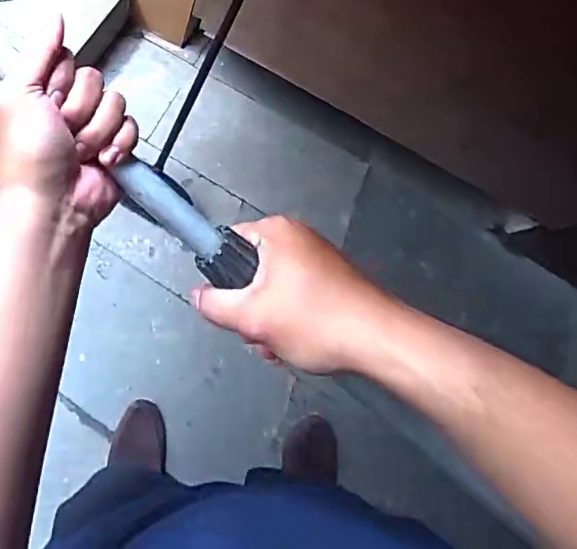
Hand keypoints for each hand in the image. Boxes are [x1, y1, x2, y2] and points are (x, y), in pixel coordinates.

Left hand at [0, 16, 138, 234]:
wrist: (52, 206)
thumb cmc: (27, 160)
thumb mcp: (19, 95)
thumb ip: (38, 53)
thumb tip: (54, 19)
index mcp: (40, 91)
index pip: (67, 59)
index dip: (61, 80)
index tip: (48, 100)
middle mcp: (66, 105)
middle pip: (94, 79)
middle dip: (79, 109)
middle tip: (62, 131)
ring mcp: (93, 125)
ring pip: (115, 101)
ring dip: (97, 131)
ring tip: (78, 151)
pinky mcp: (116, 144)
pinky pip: (132, 125)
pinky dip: (118, 144)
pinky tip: (100, 160)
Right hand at [192, 216, 397, 374]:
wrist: (377, 341)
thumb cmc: (320, 320)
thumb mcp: (252, 318)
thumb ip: (215, 305)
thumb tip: (199, 296)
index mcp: (276, 232)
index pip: (229, 242)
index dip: (222, 275)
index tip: (228, 301)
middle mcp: (297, 237)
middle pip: (252, 271)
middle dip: (250, 307)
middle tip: (260, 330)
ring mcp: (316, 257)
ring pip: (274, 289)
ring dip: (270, 320)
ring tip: (283, 343)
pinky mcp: (331, 279)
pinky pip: (296, 295)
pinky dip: (292, 319)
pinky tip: (300, 343)